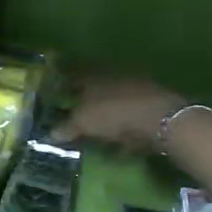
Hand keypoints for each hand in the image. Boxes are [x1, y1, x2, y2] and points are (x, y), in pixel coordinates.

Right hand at [53, 78, 187, 151]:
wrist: (161, 117)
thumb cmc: (113, 114)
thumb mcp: (83, 123)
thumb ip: (66, 127)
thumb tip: (50, 134)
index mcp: (92, 76)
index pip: (73, 76)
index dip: (64, 84)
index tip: (57, 92)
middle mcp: (112, 76)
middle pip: (95, 85)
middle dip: (86, 96)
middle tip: (76, 110)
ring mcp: (135, 85)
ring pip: (114, 96)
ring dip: (107, 108)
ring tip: (99, 123)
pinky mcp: (152, 99)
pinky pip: (131, 109)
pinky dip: (124, 118)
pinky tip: (122, 131)